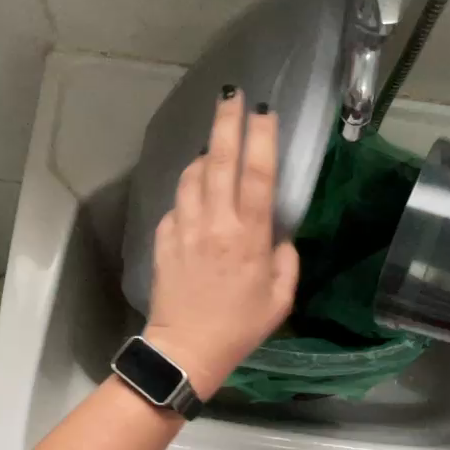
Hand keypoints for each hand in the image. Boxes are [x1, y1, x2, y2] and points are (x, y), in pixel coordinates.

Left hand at [142, 88, 299, 398]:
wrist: (186, 351)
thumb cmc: (238, 331)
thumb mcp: (279, 302)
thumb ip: (286, 263)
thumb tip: (280, 239)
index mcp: (249, 238)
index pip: (259, 175)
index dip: (262, 138)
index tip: (264, 111)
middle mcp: (216, 225)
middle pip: (220, 161)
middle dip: (226, 124)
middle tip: (230, 97)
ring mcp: (185, 230)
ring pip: (191, 177)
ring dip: (202, 157)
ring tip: (210, 149)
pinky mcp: (164, 241)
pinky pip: (175, 206)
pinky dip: (185, 195)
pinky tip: (192, 198)